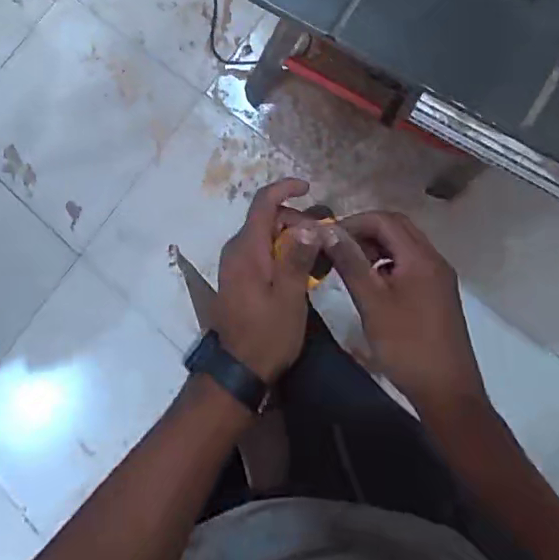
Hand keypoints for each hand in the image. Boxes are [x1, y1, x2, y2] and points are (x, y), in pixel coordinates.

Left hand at [213, 178, 321, 382]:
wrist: (237, 372)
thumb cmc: (266, 334)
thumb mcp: (290, 297)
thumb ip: (298, 258)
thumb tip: (309, 226)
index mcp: (247, 249)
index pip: (263, 203)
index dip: (285, 188)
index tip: (309, 187)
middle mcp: (236, 250)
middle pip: (267, 218)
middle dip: (297, 219)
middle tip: (324, 239)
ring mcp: (234, 265)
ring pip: (265, 235)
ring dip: (291, 236)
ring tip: (317, 256)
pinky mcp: (238, 278)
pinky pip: (261, 251)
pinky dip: (281, 250)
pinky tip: (301, 269)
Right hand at [326, 211, 486, 418]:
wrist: (448, 392)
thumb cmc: (407, 346)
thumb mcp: (372, 303)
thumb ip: (351, 263)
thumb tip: (328, 231)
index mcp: (421, 257)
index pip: (385, 220)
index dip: (354, 222)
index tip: (328, 237)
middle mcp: (434, 259)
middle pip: (398, 228)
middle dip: (365, 231)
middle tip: (337, 247)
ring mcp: (439, 277)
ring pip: (405, 246)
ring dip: (377, 247)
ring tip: (349, 265)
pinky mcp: (439, 293)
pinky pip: (411, 264)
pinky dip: (389, 264)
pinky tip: (372, 283)